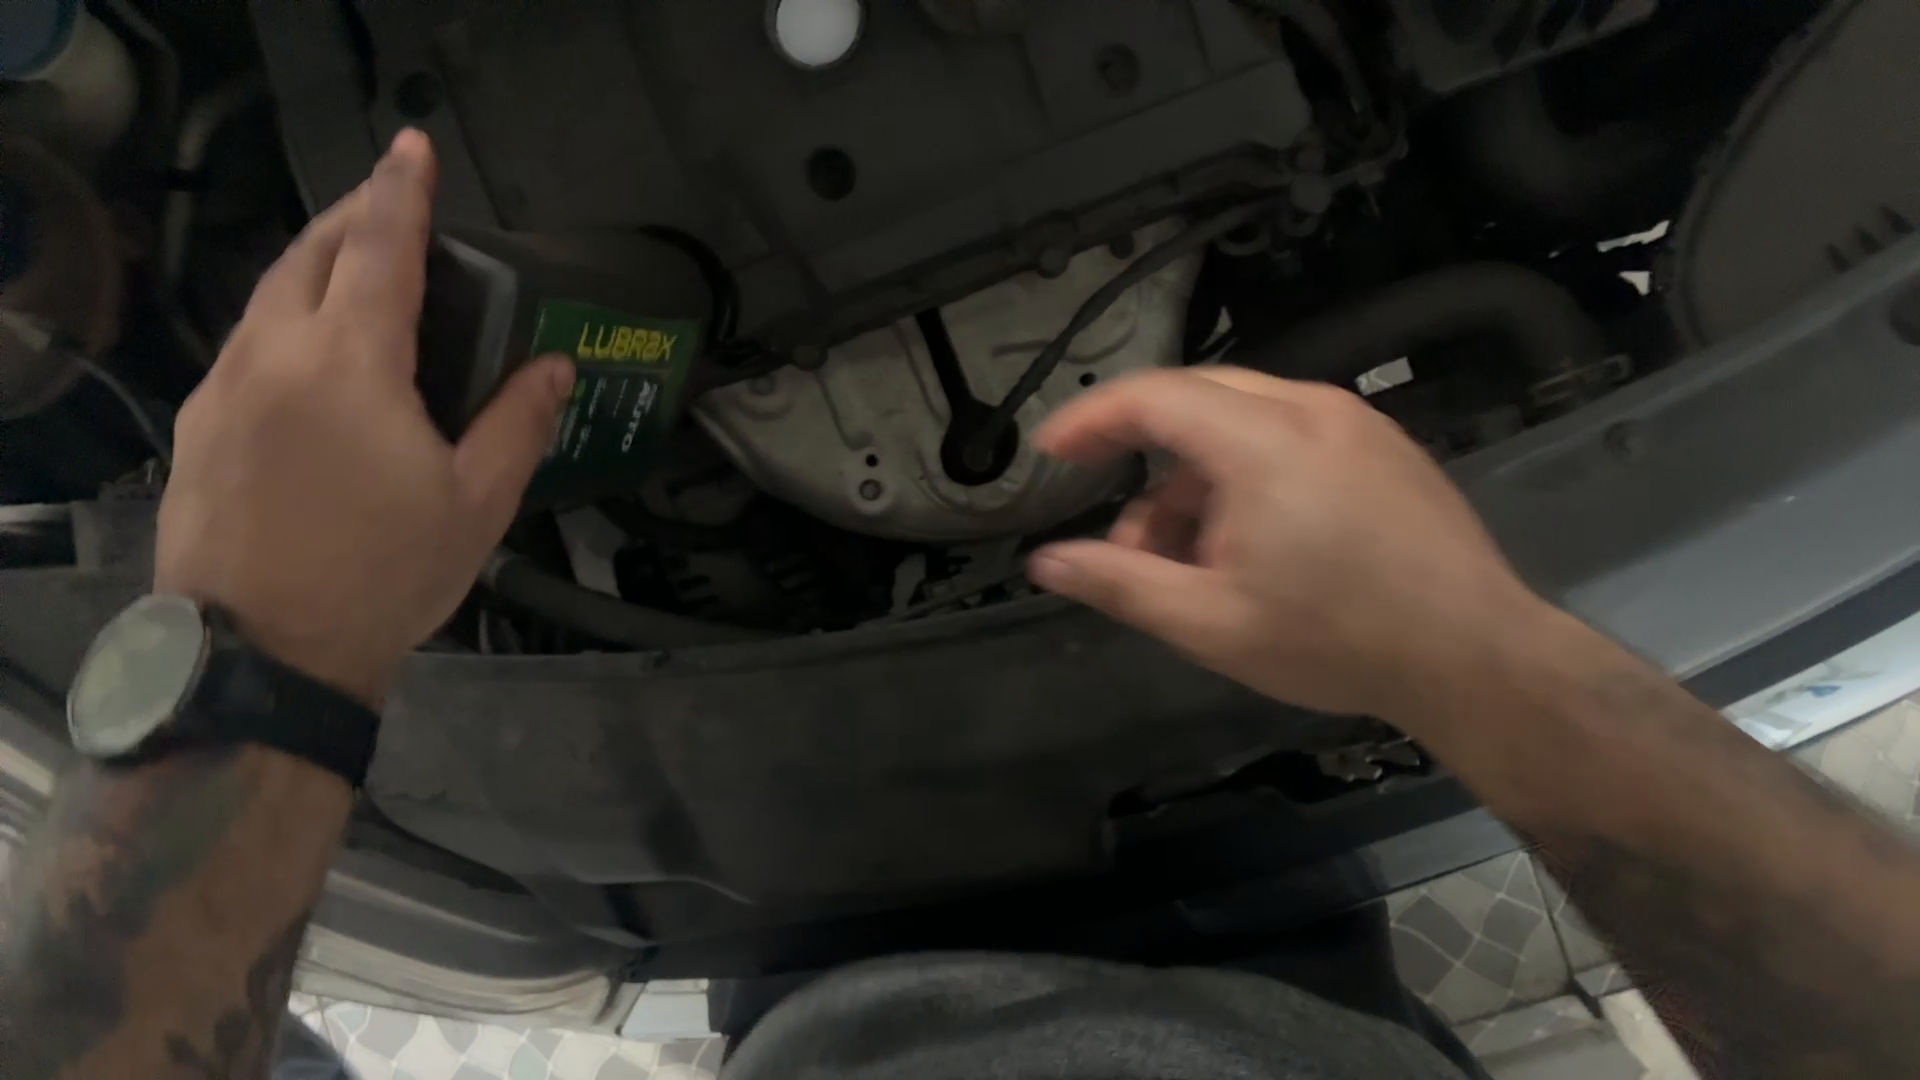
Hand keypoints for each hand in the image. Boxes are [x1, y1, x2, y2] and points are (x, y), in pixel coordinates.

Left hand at [156, 130, 572, 703]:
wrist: (266, 650)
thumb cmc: (389, 570)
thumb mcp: (480, 500)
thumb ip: (518, 422)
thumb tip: (554, 366)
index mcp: (348, 367)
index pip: (377, 252)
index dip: (400, 194)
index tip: (412, 147)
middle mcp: (271, 358)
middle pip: (304, 256)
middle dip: (350, 218)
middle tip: (395, 208)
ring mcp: (222, 391)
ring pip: (267, 299)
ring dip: (317, 269)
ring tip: (366, 279)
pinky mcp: (199, 427)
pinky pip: (249, 346)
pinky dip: (291, 322)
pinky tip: (324, 360)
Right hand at [1027, 366, 1549, 721]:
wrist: (1477, 657)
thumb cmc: (1333, 639)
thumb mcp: (1208, 622)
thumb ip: (1117, 582)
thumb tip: (1043, 562)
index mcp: (1261, 442)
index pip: (1151, 397)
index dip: (1089, 418)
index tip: (1049, 451)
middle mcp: (1307, 409)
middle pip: (1192, 402)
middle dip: (1141, 459)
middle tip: (1122, 532)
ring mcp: (1351, 421)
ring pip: (1238, 423)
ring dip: (1192, 481)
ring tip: (1187, 561)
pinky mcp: (1378, 444)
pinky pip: (1283, 436)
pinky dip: (1240, 477)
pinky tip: (1245, 543)